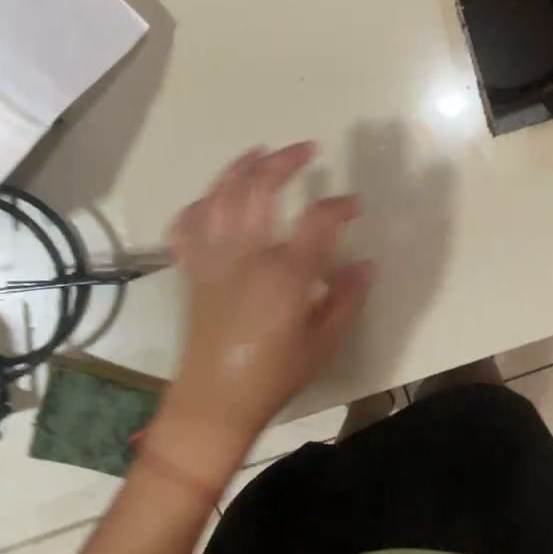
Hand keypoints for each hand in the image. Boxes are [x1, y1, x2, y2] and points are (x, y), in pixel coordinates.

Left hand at [159, 142, 372, 452]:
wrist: (215, 402)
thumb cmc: (274, 376)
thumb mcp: (324, 343)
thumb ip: (347, 299)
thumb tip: (366, 265)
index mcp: (285, 275)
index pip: (319, 220)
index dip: (341, 206)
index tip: (354, 207)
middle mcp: (245, 256)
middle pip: (259, 187)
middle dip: (284, 161)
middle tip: (305, 150)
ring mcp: (212, 260)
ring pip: (218, 196)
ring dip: (239, 168)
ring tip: (259, 153)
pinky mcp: (192, 272)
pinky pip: (186, 226)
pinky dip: (198, 206)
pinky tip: (213, 200)